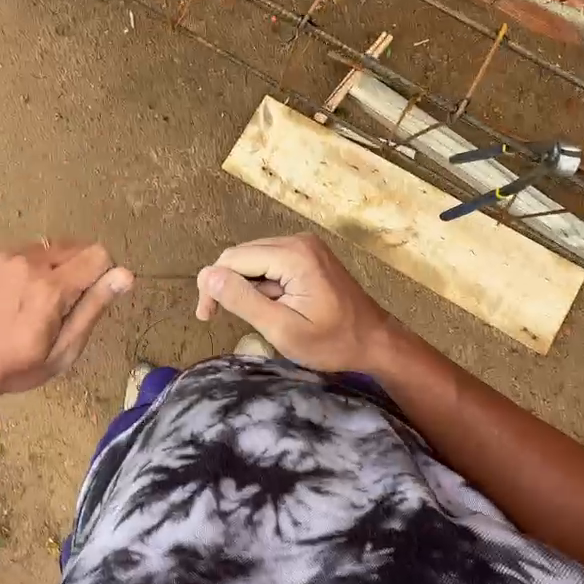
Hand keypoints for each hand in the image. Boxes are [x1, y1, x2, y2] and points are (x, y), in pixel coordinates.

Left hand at [0, 240, 132, 400]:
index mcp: (50, 288)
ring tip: (38, 303)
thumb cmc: (15, 367)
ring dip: (56, 268)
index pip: (99, 255)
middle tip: (63, 309)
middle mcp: (28, 262)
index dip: (103, 277)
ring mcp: (6, 256)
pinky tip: (17, 296)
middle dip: (81, 272)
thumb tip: (125, 275)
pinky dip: (31, 267)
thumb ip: (94, 307)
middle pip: (77, 247)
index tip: (89, 302)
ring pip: (52, 247)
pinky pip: (26, 252)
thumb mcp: (64, 351)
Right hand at [194, 234, 398, 372]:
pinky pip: (270, 263)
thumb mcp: (283, 329)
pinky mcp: (307, 255)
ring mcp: (304, 246)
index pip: (233, 259)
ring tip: (256, 317)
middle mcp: (297, 241)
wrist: (377, 342)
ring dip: (244, 286)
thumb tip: (207, 276)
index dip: (213, 285)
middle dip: (226, 284)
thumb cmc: (333, 343)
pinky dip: (261, 284)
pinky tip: (270, 306)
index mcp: (293, 256)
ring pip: (253, 259)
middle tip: (219, 317)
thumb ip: (244, 300)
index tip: (206, 316)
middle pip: (241, 255)